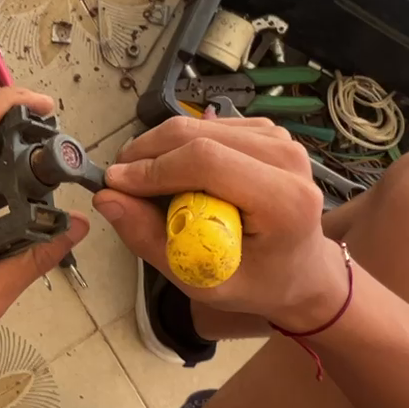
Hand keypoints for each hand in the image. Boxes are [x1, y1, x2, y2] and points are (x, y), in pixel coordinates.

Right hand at [93, 117, 346, 330]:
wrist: (302, 270)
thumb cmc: (257, 282)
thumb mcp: (203, 281)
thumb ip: (152, 241)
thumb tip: (106, 200)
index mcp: (284, 201)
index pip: (207, 162)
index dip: (153, 168)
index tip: (114, 184)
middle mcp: (288, 159)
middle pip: (198, 134)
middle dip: (146, 153)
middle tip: (118, 181)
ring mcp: (280, 140)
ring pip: (198, 124)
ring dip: (159, 149)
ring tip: (143, 182)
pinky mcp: (268, 132)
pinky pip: (208, 126)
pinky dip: (179, 147)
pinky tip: (174, 174)